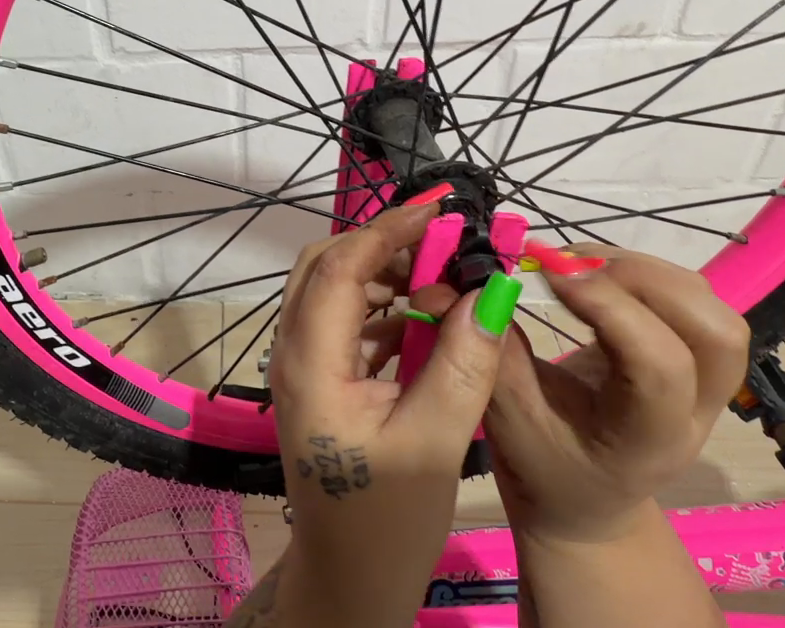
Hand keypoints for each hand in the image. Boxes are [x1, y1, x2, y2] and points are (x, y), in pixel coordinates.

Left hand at [260, 202, 512, 627]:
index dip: (388, 230)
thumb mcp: (435, 441)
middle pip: (326, 266)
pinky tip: (426, 316)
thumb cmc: (386, 519)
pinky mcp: (319, 376)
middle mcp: (293, 350)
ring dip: (384, 273)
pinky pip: (345, 319)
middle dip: (383, 245)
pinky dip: (383, 305)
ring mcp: (302, 362)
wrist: (348, 576)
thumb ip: (461, 362)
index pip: (339, 268)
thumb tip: (491, 290)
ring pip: (333, 288)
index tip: (440, 208)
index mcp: (309, 361)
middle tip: (445, 243)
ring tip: (445, 277)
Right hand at [477, 245, 749, 545]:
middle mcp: (695, 413)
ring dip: (644, 269)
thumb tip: (484, 289)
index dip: (609, 306)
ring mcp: (704, 385)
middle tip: (568, 264)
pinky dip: (643, 272)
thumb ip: (496, 358)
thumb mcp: (507, 423)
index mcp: (649, 440)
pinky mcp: (691, 358)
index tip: (545, 271)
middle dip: (642, 279)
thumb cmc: (543, 470)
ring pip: (710, 308)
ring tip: (576, 262)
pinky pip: (690, 301)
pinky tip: (593, 272)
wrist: (584, 505)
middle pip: (714, 331)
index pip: (660, 365)